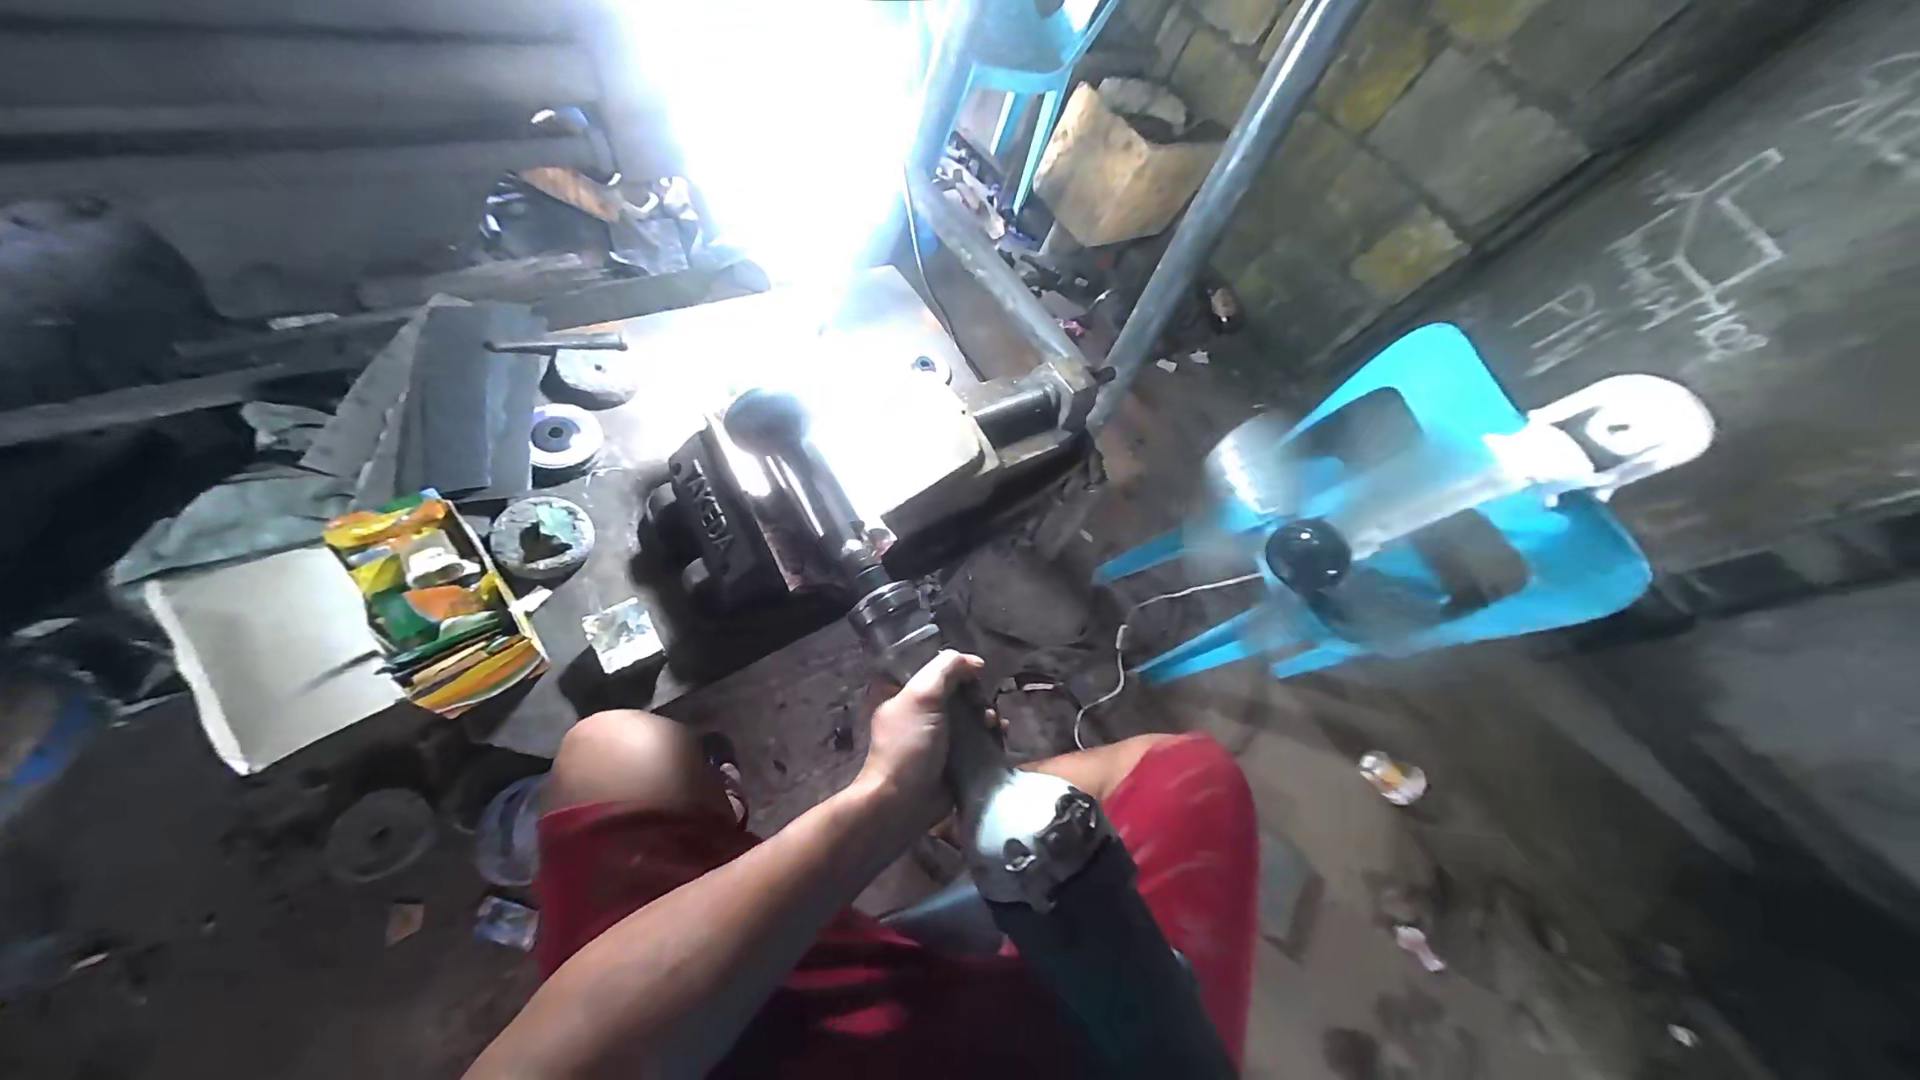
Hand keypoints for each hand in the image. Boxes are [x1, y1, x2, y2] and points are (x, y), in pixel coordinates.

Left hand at [856, 650, 984, 823]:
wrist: (903, 803)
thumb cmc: (909, 745)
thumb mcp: (923, 695)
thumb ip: (947, 669)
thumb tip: (975, 662)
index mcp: (903, 693)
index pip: (937, 671)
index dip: (958, 671)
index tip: (973, 677)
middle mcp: (919, 713)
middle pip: (958, 692)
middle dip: (977, 696)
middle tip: (982, 706)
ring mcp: (937, 738)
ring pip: (970, 716)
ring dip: (986, 716)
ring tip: (992, 724)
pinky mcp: (953, 760)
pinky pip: (976, 741)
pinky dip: (989, 736)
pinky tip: (999, 737)